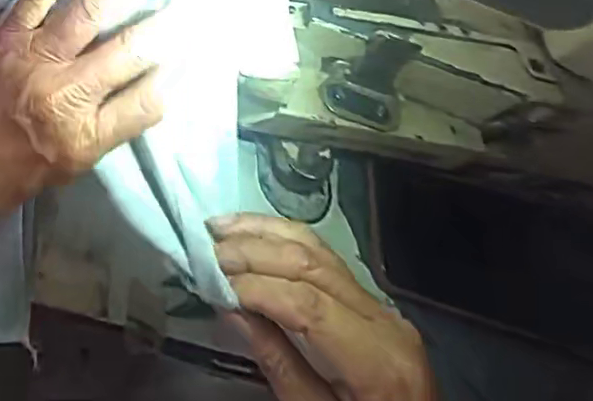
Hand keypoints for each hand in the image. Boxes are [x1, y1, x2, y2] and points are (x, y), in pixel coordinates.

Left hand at [0, 0, 170, 235]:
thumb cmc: (4, 177)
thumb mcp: (67, 171)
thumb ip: (107, 130)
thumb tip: (147, 91)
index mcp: (82, 138)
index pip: (147, 102)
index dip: (174, 75)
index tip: (190, 52)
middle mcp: (63, 95)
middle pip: (128, 52)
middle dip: (164, 26)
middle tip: (186, 5)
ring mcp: (33, 58)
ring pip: (89, 13)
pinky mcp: (6, 35)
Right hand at [211, 214, 435, 400]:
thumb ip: (278, 365)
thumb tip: (231, 308)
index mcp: (378, 362)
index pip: (308, 304)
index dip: (258, 287)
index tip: (214, 283)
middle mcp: (384, 321)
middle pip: (310, 265)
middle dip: (254, 252)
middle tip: (208, 250)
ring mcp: (379, 304)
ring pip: (314, 246)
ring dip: (262, 232)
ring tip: (220, 227)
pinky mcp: (369, 298)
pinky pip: (322, 253)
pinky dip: (281, 236)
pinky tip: (252, 230)